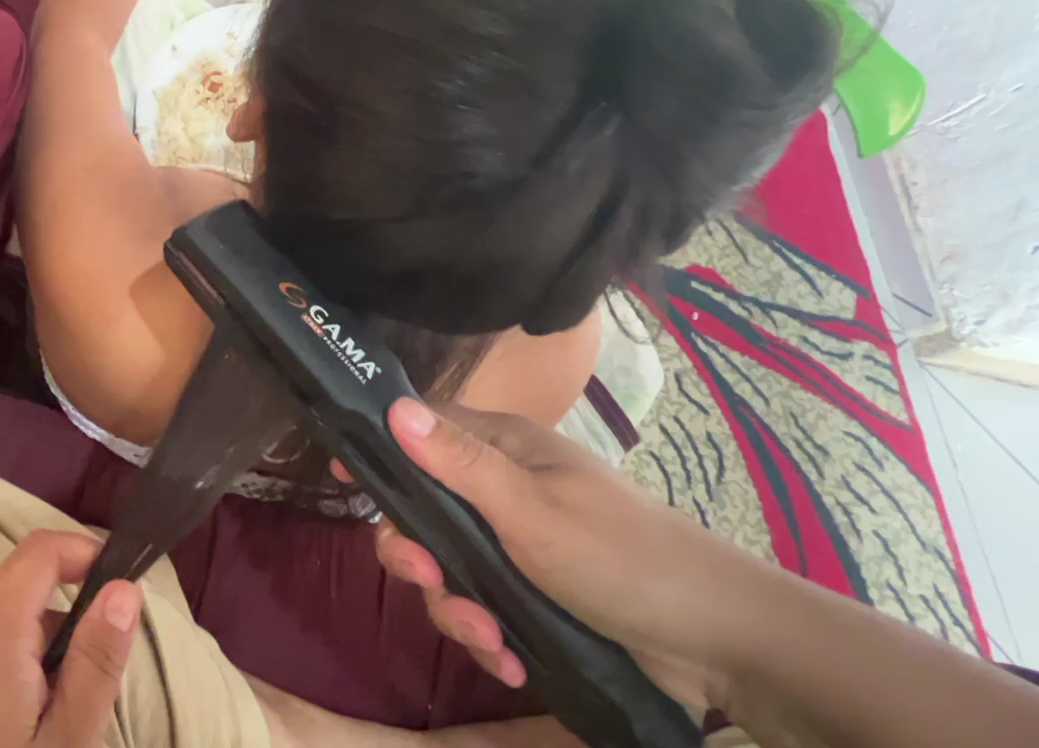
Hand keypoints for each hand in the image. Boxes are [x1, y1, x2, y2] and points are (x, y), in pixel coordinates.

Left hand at [0, 530, 144, 747]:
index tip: (119, 586)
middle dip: (65, 634)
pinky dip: (5, 675)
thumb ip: (96, 660)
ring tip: (46, 729)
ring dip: (36, 661)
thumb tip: (124, 589)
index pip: (38, 551)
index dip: (83, 552)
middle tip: (83, 699)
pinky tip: (11, 732)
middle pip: (24, 599)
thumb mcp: (67, 739)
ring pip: (3, 632)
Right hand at [367, 400, 775, 714]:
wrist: (723, 648)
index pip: (421, 430)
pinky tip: (508, 659)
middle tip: (431, 581)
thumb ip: (458, 463)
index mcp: (504, 450)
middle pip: (421, 508)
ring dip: (455, 608)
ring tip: (488, 638)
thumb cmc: (623, 558)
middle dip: (418, 554)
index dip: (380, 449)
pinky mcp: (529, 593)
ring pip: (445, 566)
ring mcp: (514, 544)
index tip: (344, 479)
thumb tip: (392, 407)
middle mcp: (502, 489)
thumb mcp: (531, 510)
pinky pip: (478, 607)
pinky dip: (484, 635)